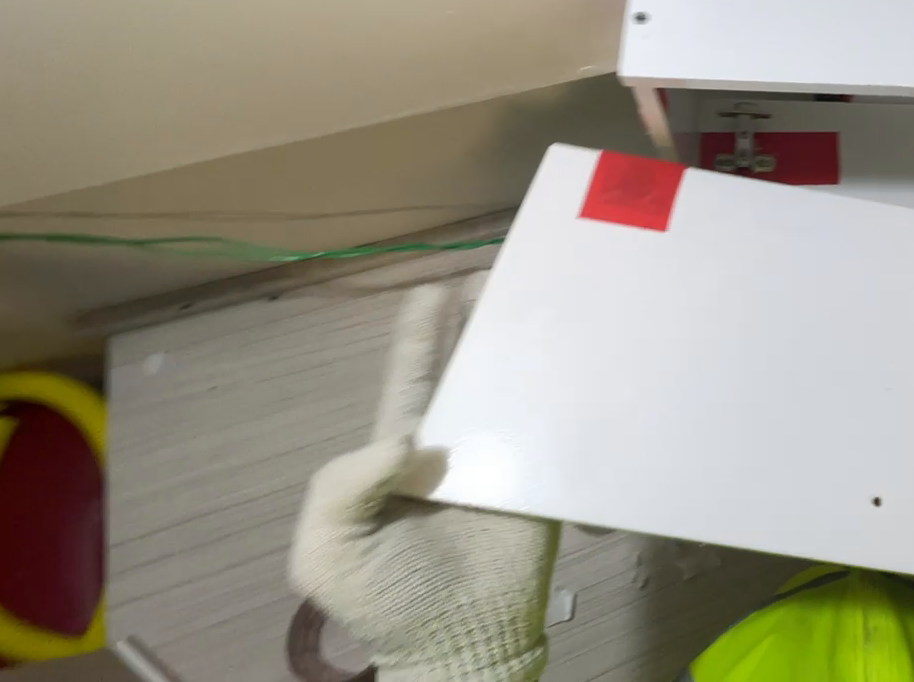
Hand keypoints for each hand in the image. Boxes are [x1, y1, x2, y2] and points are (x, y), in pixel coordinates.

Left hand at [289, 282, 560, 681]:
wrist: (461, 638)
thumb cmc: (388, 596)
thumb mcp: (328, 552)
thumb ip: (341, 490)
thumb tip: (408, 439)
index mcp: (403, 448)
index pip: (413, 375)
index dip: (422, 331)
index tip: (438, 285)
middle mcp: (457, 436)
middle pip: (469, 365)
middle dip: (481, 319)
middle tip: (503, 274)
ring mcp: (505, 450)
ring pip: (517, 384)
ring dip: (530, 344)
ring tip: (552, 301)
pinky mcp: (546, 468)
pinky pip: (558, 422)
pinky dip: (570, 390)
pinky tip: (585, 359)